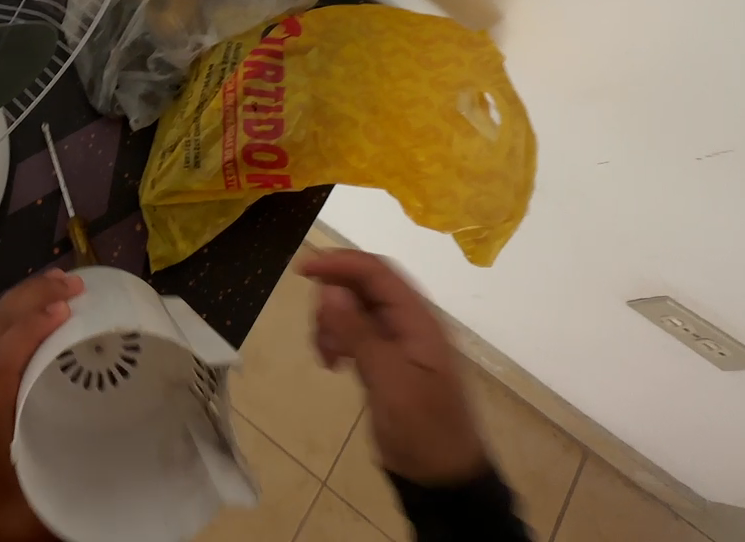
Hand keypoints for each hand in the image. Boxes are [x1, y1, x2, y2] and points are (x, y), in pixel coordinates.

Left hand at [0, 268, 84, 541]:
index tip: (66, 309)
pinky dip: (10, 311)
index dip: (32, 327)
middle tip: (75, 282)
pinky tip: (28, 309)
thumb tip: (107, 502)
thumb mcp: (17, 522)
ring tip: (57, 282)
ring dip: (22, 297)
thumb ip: (62, 511)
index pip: (2, 355)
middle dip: (34, 296)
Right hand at [298, 249, 487, 486]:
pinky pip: (353, 332)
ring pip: (353, 308)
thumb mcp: (389, 380)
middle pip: (362, 286)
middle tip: (318, 329)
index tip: (303, 271)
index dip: (340, 262)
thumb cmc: (422, 430)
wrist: (442, 482)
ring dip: (331, 322)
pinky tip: (331, 363)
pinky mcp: (385, 360)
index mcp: (419, 321)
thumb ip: (358, 332)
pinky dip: (336, 339)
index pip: (377, 272)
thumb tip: (328, 289)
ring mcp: (397, 342)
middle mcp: (408, 323)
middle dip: (332, 299)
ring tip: (326, 355)